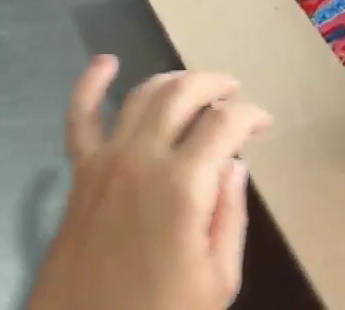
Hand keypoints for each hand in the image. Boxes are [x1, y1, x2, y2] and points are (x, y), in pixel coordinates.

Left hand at [28, 57, 271, 309]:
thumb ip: (229, 216)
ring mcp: (107, 157)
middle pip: (180, 94)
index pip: (223, 125)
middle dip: (212, 83)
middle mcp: (143, 156)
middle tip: (233, 90)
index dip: (249, 114)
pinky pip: (80, 115)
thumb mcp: (217, 281)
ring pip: (141, 95)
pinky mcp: (81, 168)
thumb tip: (234, 164)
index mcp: (183, 185)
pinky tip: (106, 63)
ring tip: (194, 86)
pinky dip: (90, 83)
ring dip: (170, 81)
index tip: (264, 120)